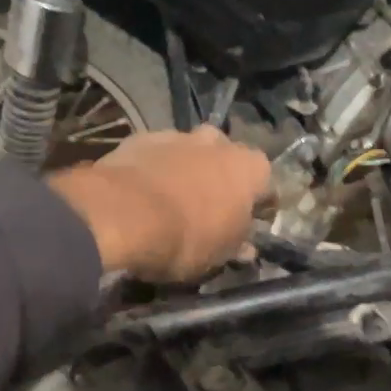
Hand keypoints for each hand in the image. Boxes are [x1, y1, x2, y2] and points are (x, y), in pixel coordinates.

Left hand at [46, 126, 269, 282]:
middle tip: (212, 210)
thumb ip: (236, 245)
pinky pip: (159, 155)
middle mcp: (219, 142)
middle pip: (228, 161)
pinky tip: (146, 193)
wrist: (123, 214)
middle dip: (223, 181)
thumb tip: (246, 248)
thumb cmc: (187, 238)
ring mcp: (179, 135)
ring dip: (189, 171)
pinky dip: (158, 170)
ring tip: (175, 200)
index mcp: (250, 169)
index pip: (267, 187)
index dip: (260, 208)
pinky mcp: (142, 137)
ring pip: (192, 153)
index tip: (251, 226)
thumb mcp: (219, 255)